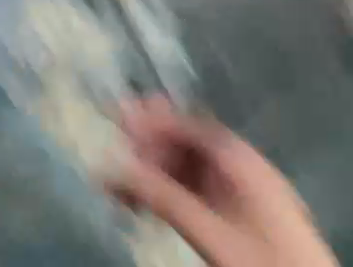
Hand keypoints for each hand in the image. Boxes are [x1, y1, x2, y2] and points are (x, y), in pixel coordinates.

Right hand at [104, 97, 337, 266]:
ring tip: (116, 189)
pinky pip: (195, 197)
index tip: (116, 119)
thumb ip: (162, 197)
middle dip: (148, 149)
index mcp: (242, 162)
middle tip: (112, 156)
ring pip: (187, 173)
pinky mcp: (239, 222)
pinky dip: (168, 197)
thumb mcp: (211, 234)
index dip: (152, 120)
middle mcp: (242, 171)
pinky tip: (143, 208)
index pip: (190, 126)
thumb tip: (111, 165)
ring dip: (153, 176)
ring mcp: (242, 198)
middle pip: (187, 146)